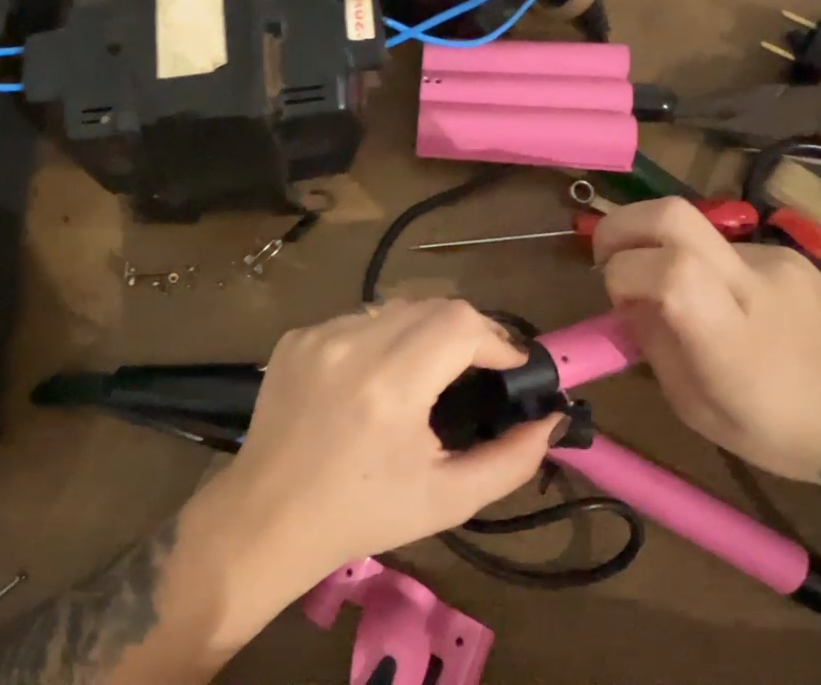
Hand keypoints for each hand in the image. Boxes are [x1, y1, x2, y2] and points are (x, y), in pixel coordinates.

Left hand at [205, 299, 565, 587]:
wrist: (270, 514)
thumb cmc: (363, 514)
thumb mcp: (449, 498)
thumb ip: (512, 458)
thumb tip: (550, 419)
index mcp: (390, 384)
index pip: (459, 322)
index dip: (497, 339)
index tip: (511, 370)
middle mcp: (349, 345)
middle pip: (429, 306)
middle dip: (466, 333)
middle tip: (478, 372)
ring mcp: (315, 336)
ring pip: (391, 309)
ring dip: (421, 333)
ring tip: (427, 376)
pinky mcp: (294, 338)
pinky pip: (353, 321)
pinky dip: (378, 340)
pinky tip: (375, 380)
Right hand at [589, 198, 820, 485]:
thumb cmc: (782, 431)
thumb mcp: (695, 407)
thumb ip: (655, 346)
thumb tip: (628, 304)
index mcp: (729, 336)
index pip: (662, 269)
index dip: (620, 275)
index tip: (618, 304)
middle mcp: (755, 283)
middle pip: (671, 214)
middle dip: (620, 226)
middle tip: (608, 256)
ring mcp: (777, 262)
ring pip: (693, 231)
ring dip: (664, 253)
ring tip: (677, 300)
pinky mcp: (791, 256)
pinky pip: (724, 248)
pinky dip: (701, 266)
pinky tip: (722, 304)